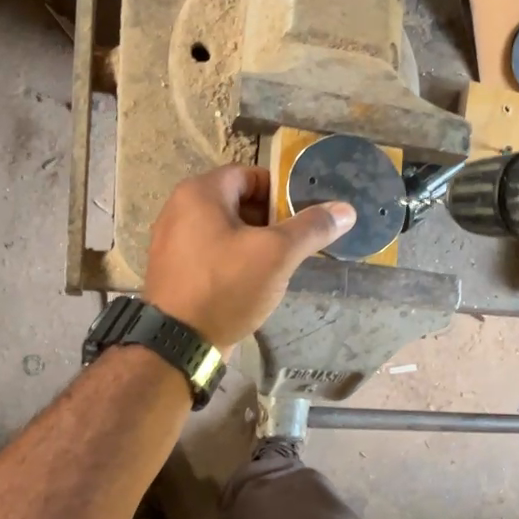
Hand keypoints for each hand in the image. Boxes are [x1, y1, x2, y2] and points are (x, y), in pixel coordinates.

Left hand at [142, 166, 356, 346]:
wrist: (179, 343)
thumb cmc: (226, 287)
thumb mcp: (277, 255)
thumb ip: (311, 228)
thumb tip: (346, 210)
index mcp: (199, 193)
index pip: (249, 175)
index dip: (280, 191)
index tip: (302, 216)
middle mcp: (179, 210)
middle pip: (236, 202)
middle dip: (269, 220)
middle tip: (294, 243)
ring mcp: (172, 242)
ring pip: (225, 231)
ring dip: (253, 243)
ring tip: (278, 266)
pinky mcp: (174, 271)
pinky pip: (211, 254)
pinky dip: (234, 262)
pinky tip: (251, 285)